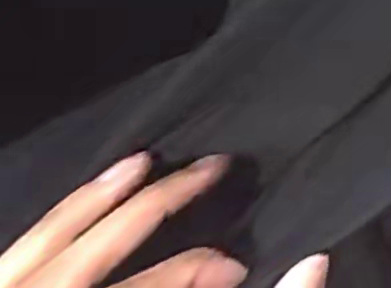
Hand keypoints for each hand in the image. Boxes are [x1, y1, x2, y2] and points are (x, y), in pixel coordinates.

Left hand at [0, 154, 326, 287]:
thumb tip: (314, 263)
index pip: (152, 286)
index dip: (205, 267)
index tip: (241, 268)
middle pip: (83, 260)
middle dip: (158, 203)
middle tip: (217, 164)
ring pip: (22, 261)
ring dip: (85, 207)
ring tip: (140, 161)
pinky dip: (38, 238)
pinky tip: (65, 217)